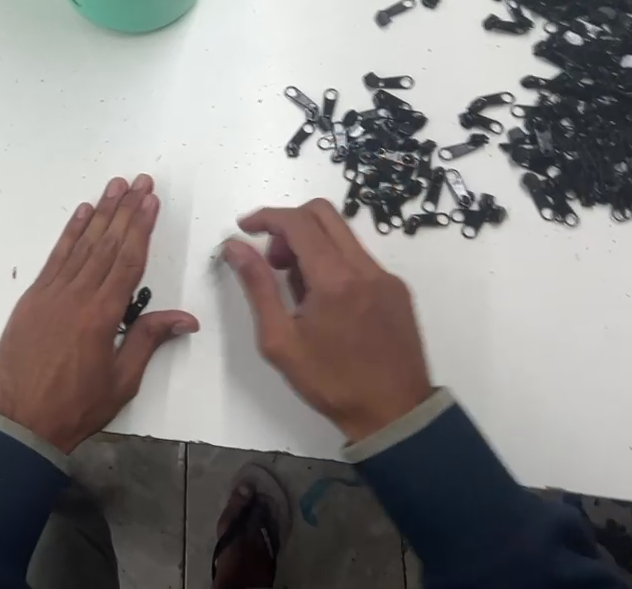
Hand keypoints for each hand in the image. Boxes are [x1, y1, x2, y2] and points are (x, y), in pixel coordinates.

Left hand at [0, 174, 198, 452]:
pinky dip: (70, 233)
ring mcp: (52, 291)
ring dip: (101, 212)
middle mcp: (77, 294)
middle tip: (140, 181)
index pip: (128, 260)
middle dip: (126, 210)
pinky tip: (82, 213)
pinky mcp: (34, 295)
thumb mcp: (122, 380)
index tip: (151, 201)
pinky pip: (56, 256)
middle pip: (107, 243)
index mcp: (102, 314)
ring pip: (82, 244)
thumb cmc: (77, 405)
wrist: (21, 420)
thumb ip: (148, 340)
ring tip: (115, 186)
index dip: (141, 227)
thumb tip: (186, 318)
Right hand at [221, 199, 431, 442]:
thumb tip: (234, 247)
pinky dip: (332, 261)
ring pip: (341, 234)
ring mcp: (386, 278)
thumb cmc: (330, 382)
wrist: (396, 416)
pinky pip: (358, 257)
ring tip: (297, 289)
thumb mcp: (279, 339)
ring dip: (310, 244)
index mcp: (335, 279)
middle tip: (272, 260)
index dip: (265, 217)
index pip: (297, 222)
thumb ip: (257, 285)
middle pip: (322, 213)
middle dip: (288, 225)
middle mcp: (366, 268)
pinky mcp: (397, 290)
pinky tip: (324, 302)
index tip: (244, 229)